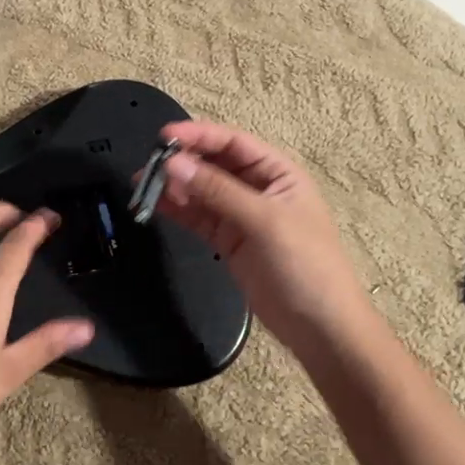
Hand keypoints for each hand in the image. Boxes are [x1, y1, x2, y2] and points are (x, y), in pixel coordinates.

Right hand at [156, 120, 369, 349]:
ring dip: (174, 185)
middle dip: (182, 161)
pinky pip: (196, 215)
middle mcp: (257, 187)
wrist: (321, 329)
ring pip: (199, 189)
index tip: (163, 137)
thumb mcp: (265, 221)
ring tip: (143, 185)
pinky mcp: (226, 240)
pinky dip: (175, 209)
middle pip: (212, 163)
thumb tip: (173, 163)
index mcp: (277, 173)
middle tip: (149, 166)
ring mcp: (240, 215)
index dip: (198, 135)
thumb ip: (217, 190)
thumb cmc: (307, 265)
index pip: (232, 143)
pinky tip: (153, 204)